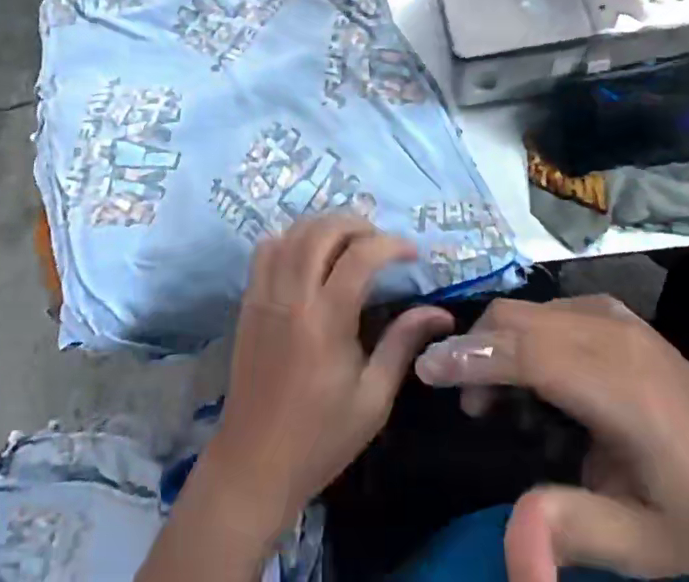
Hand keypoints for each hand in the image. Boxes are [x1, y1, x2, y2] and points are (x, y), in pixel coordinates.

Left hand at [204, 215, 454, 538]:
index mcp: (325, 322)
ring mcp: (263, 297)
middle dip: (357, 224)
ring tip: (349, 242)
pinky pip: (265, 251)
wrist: (253, 465)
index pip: (360, 256)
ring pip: (291, 233)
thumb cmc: (320, 438)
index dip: (391, 244)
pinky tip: (311, 256)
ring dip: (324, 226)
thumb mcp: (373, 398)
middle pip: (321, 231)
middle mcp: (291, 298)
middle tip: (380, 242)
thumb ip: (403, 344)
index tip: (412, 254)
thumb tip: (441, 313)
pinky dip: (291, 238)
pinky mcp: (248, 304)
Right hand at [415, 296, 688, 581]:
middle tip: (460, 401)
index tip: (425, 370)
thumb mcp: (640, 546)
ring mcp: (621, 322)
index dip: (473, 357)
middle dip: (475, 347)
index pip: (530, 353)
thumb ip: (570, 533)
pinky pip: (553, 310)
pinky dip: (524, 333)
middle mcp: (617, 339)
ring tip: (493, 398)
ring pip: (533, 309)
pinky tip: (530, 374)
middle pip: (522, 319)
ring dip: (498, 341)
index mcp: (622, 389)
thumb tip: (511, 549)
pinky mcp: (622, 320)